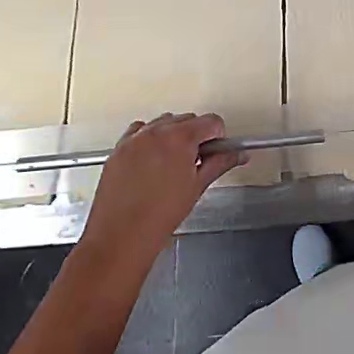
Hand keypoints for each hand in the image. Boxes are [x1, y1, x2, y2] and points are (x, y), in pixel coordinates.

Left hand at [78, 113, 244, 267]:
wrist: (122, 234)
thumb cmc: (158, 214)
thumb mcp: (198, 185)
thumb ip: (221, 163)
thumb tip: (236, 155)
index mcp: (179, 138)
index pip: (211, 121)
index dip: (219, 136)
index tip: (217, 150)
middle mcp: (155, 133)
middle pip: (187, 119)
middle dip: (197, 135)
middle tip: (198, 160)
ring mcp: (134, 140)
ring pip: (163, 123)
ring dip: (173, 135)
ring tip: (174, 163)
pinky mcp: (118, 150)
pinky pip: (138, 132)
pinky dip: (149, 139)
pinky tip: (153, 161)